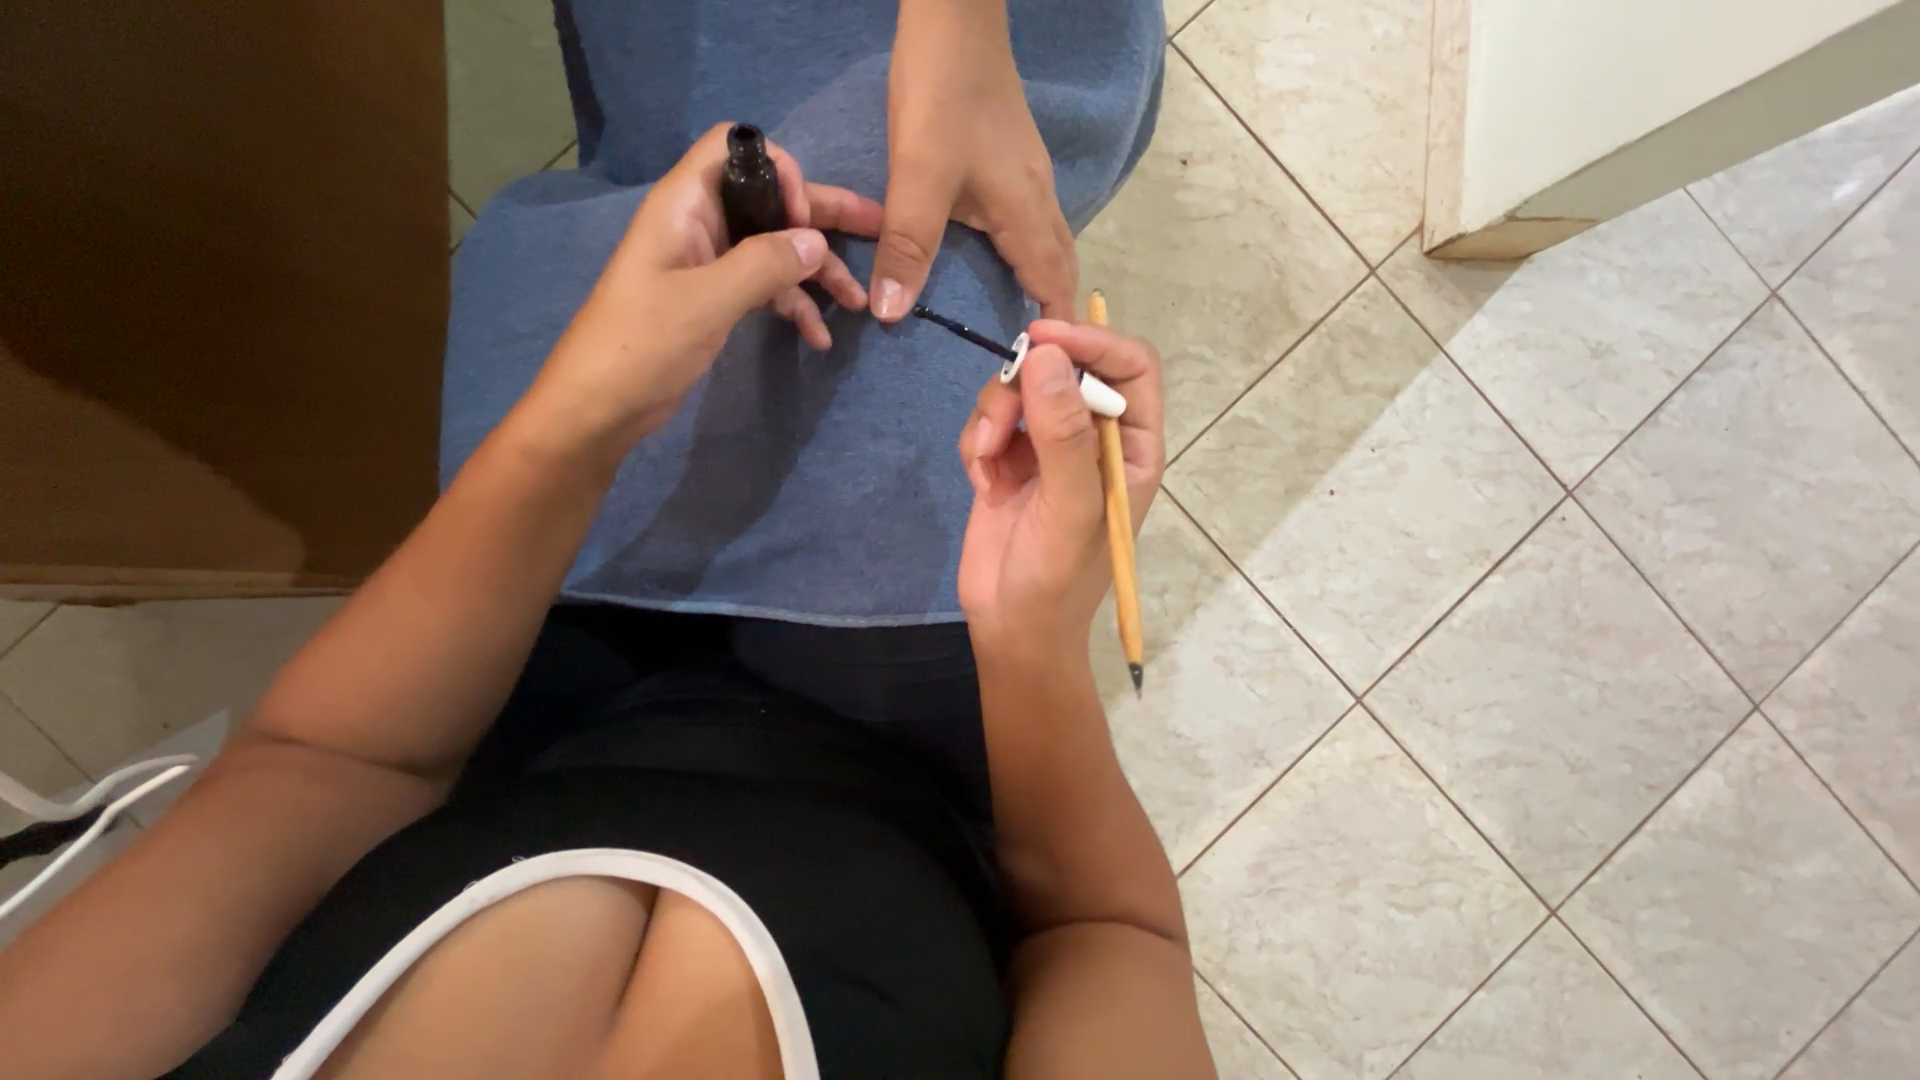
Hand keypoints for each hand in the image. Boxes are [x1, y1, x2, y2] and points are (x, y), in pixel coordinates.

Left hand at [517, 123, 883, 457]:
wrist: (601, 404)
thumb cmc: (642, 343)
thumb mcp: (707, 301)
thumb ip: (764, 265)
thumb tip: (817, 241)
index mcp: (685, 205)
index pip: (736, 149)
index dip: (779, 170)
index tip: (806, 218)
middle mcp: (700, 224)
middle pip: (769, 201)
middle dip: (821, 219)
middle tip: (876, 231)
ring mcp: (709, 263)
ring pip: (774, 250)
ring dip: (816, 273)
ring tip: (856, 304)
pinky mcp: (715, 299)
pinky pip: (765, 287)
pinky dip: (793, 305)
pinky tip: (818, 337)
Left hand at [870, 0, 1076, 321]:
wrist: (956, 16)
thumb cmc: (942, 98)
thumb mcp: (918, 178)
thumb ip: (907, 247)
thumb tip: (893, 315)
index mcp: (1026, 212)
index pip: (1053, 281)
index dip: (1054, 323)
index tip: (1048, 364)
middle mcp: (1040, 199)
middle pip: (1063, 264)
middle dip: (1056, 306)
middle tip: (1040, 347)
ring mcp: (1031, 176)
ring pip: (1053, 242)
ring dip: (1047, 279)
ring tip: (1028, 314)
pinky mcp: (1016, 159)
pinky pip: (1037, 222)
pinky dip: (1033, 253)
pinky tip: (1007, 256)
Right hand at [957, 320, 1164, 658]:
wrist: (1010, 627)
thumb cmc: (1057, 578)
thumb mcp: (1070, 507)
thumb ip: (1064, 433)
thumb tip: (1046, 355)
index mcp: (1132, 446)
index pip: (1130, 366)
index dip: (1094, 342)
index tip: (1044, 338)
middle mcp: (1093, 437)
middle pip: (1066, 367)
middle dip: (1027, 385)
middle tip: (1001, 419)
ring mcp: (1047, 446)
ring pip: (1020, 388)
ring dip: (995, 416)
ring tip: (986, 461)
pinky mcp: (1008, 459)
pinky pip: (990, 419)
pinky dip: (978, 442)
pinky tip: (980, 480)